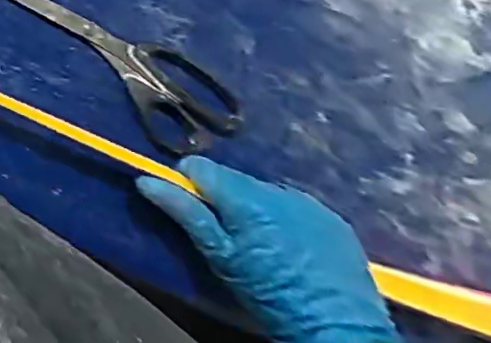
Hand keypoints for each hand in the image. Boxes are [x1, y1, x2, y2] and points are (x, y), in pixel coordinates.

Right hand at [137, 157, 398, 342]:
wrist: (344, 335)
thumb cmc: (272, 298)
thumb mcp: (222, 259)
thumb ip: (185, 214)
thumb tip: (145, 180)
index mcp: (244, 196)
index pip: (197, 165)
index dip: (187, 183)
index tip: (191, 210)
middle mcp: (274, 187)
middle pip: (231, 178)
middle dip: (223, 199)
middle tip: (228, 237)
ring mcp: (307, 200)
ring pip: (262, 191)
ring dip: (254, 208)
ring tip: (263, 246)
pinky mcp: (332, 217)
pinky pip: (294, 205)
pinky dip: (285, 219)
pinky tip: (292, 249)